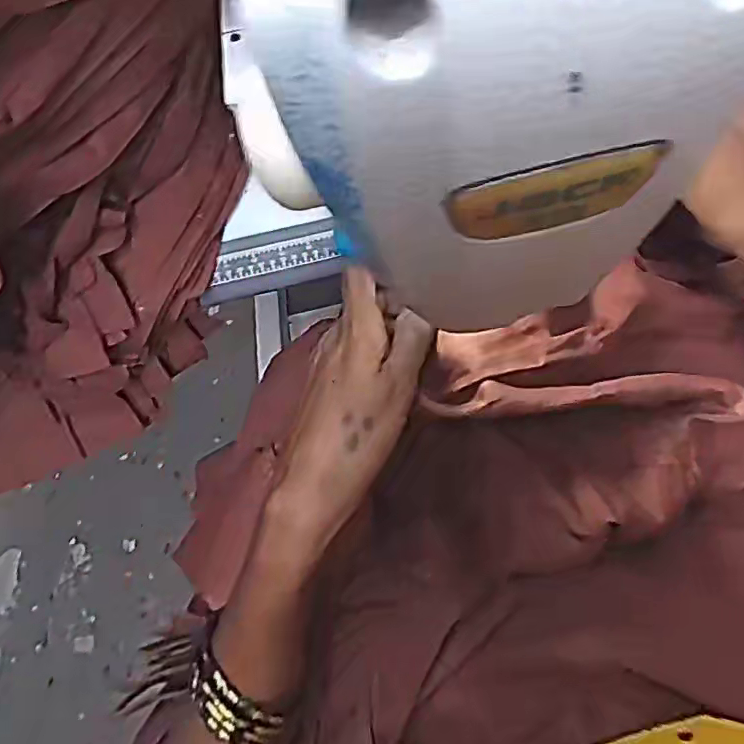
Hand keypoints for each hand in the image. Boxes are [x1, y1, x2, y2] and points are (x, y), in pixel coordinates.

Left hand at [262, 266, 433, 568]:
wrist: (311, 485)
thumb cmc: (360, 433)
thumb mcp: (399, 383)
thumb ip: (413, 336)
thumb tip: (423, 299)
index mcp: (352, 326)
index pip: (359, 269)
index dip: (384, 258)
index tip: (416, 261)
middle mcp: (333, 333)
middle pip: (364, 296)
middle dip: (397, 298)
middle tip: (433, 311)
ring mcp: (324, 356)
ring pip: (361, 323)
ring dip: (388, 326)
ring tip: (420, 341)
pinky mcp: (323, 379)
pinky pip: (353, 346)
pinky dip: (375, 348)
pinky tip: (393, 370)